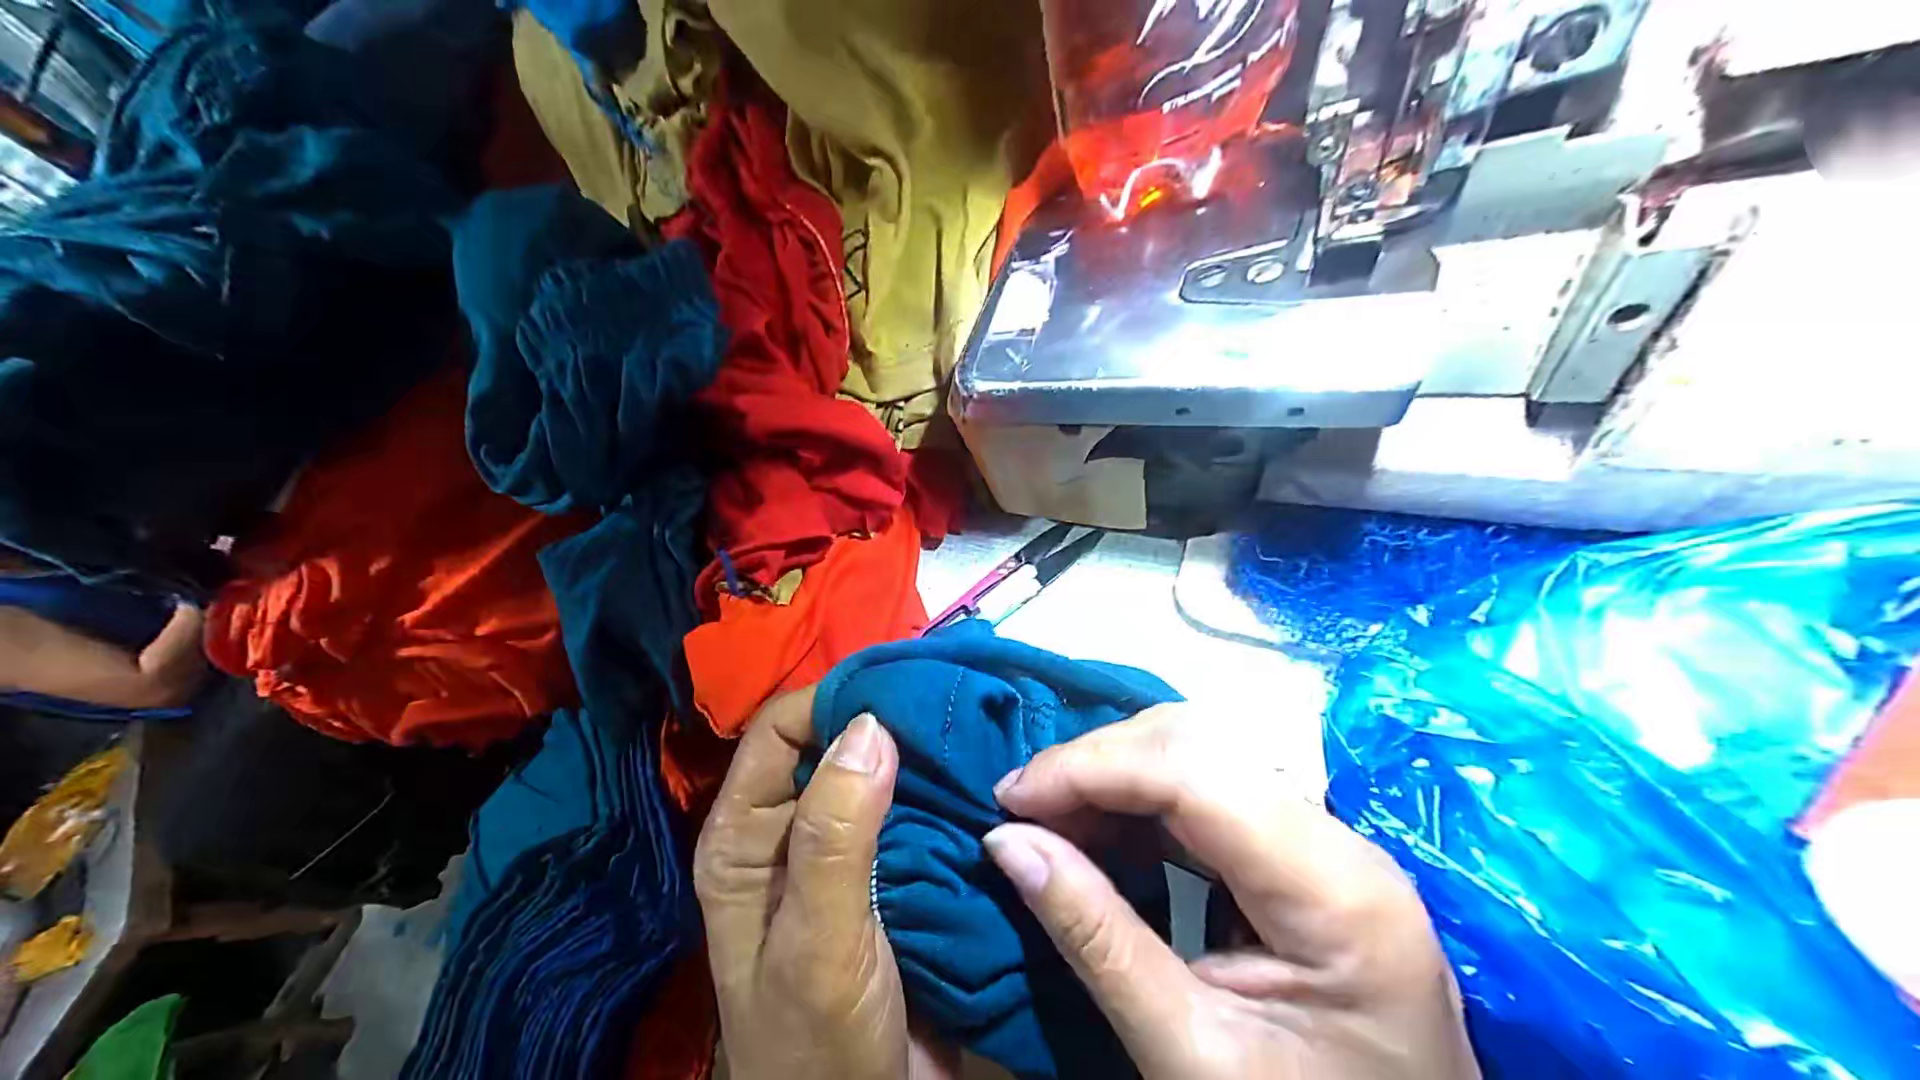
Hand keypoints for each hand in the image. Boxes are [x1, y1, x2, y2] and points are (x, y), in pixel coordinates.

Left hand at [693, 689, 958, 1079]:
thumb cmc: (818, 1050)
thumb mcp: (816, 944)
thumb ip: (833, 836)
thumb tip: (870, 722)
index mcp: (746, 836)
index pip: (781, 730)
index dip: (833, 700)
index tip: (903, 685)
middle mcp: (792, 830)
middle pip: (834, 744)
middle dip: (889, 718)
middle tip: (953, 696)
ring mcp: (846, 849)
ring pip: (883, 774)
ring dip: (924, 753)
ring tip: (978, 724)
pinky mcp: (893, 869)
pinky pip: (918, 810)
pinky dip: (946, 790)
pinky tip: (984, 773)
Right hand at [984, 703, 1480, 1079]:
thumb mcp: (1187, 1058)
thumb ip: (1096, 938)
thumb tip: (1005, 840)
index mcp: (1336, 892)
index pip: (1194, 773)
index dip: (1090, 767)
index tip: (1010, 797)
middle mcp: (1338, 842)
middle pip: (1197, 747)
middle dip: (1096, 763)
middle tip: (1020, 807)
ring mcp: (1320, 843)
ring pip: (1197, 757)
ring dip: (1111, 777)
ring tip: (1046, 817)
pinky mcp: (1296, 857)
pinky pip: (1203, 797)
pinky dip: (1136, 805)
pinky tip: (1094, 832)